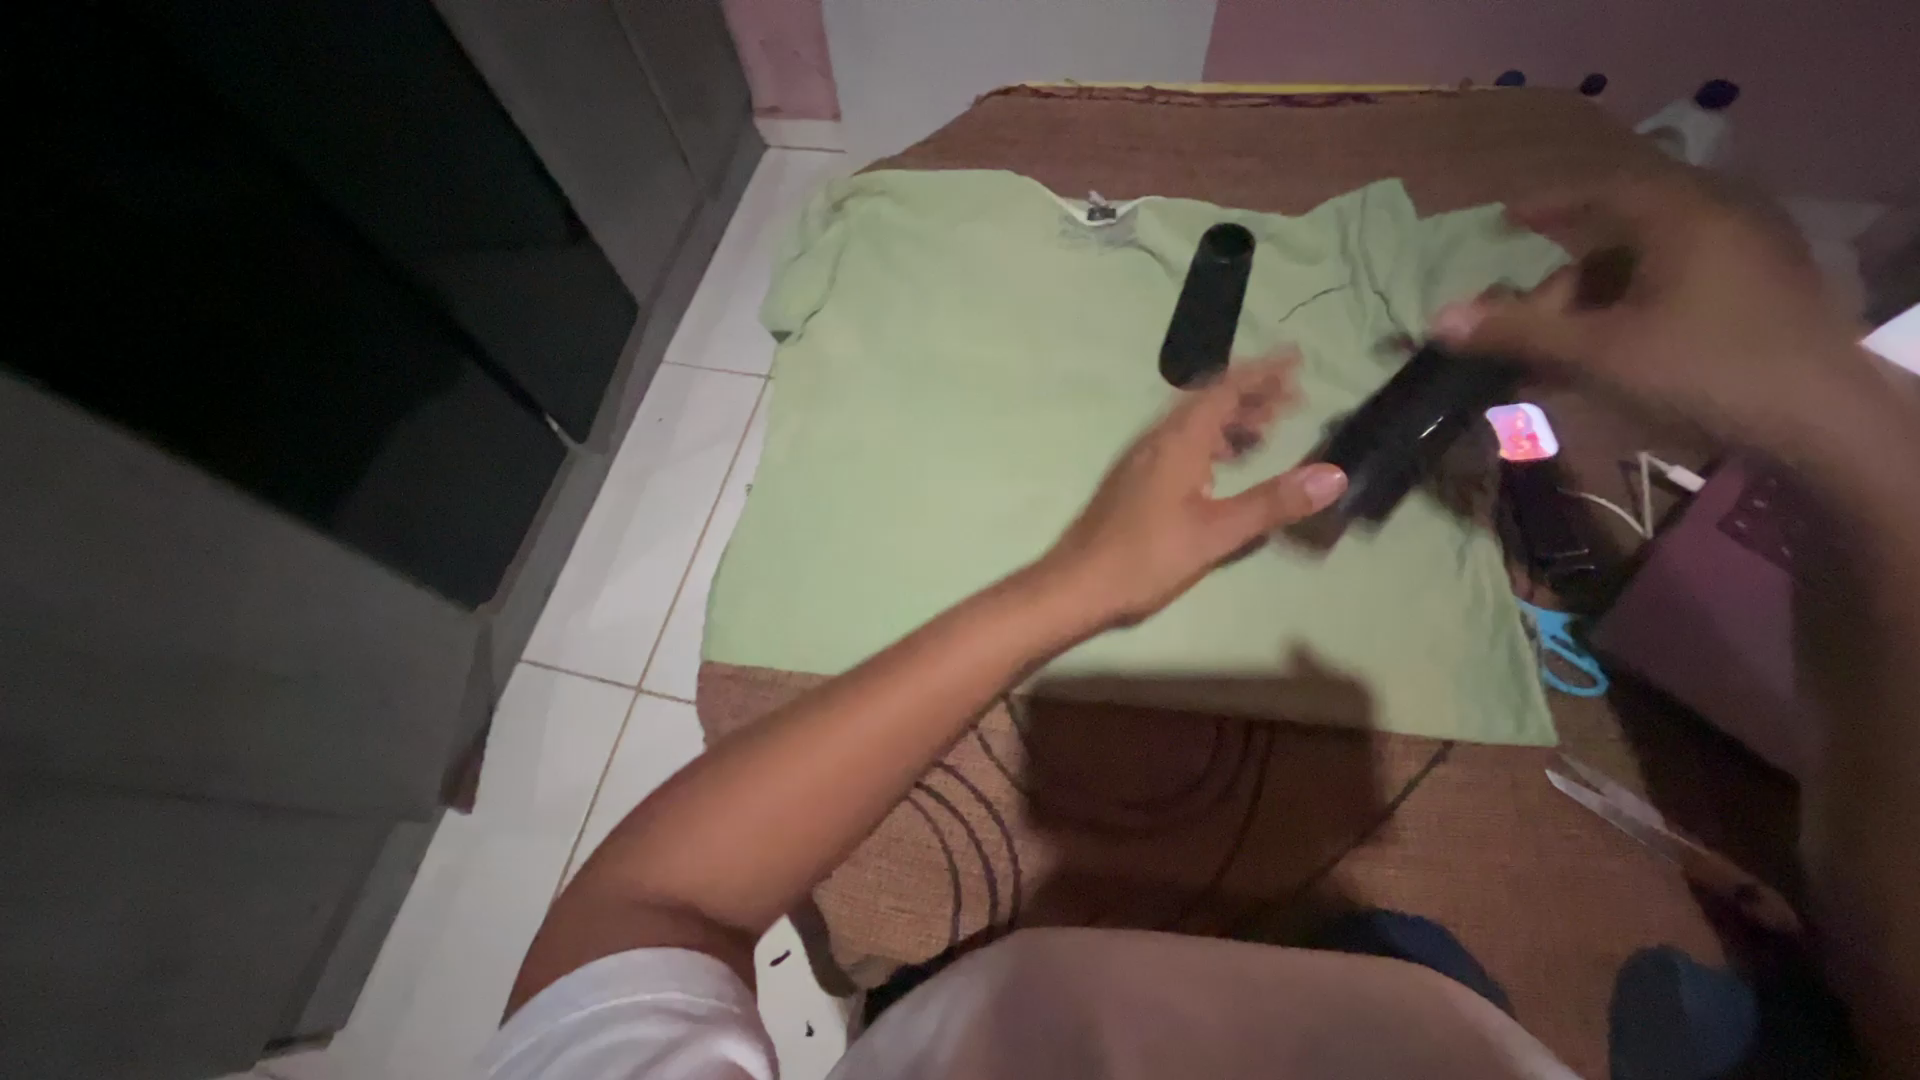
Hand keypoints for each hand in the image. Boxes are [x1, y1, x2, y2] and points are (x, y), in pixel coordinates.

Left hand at [1035, 355, 1346, 628]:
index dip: (1263, 372)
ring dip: (1230, 421)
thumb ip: (1272, 503)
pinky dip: (1210, 444)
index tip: (1296, 359)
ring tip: (1268, 431)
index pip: (1225, 389)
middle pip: (1208, 402)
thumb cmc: (1144, 558)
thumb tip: (1333, 475)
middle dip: (1252, 395)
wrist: (1075, 584)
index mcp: (1177, 442)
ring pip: (1192, 425)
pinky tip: (1221, 469)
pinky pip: (1178, 446)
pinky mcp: (1133, 482)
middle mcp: (1156, 441)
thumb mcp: (1216, 533)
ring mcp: (1140, 461)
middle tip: (1293, 399)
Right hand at [1431, 173, 1870, 449]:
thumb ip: (1516, 332)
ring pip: (1642, 272)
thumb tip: (1436, 320)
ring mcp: (1744, 262)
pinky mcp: (1755, 299)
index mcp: (1685, 219)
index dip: (1548, 203)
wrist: (1820, 424)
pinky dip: (1624, 318)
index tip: (1505, 221)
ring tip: (1556, 358)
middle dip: (1561, 285)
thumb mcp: (1594, 352)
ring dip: (1587, 310)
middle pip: (1616, 241)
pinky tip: (1600, 361)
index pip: (1604, 190)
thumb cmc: (1701, 371)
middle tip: (1526, 325)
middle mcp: (1719, 225)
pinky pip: (1671, 293)